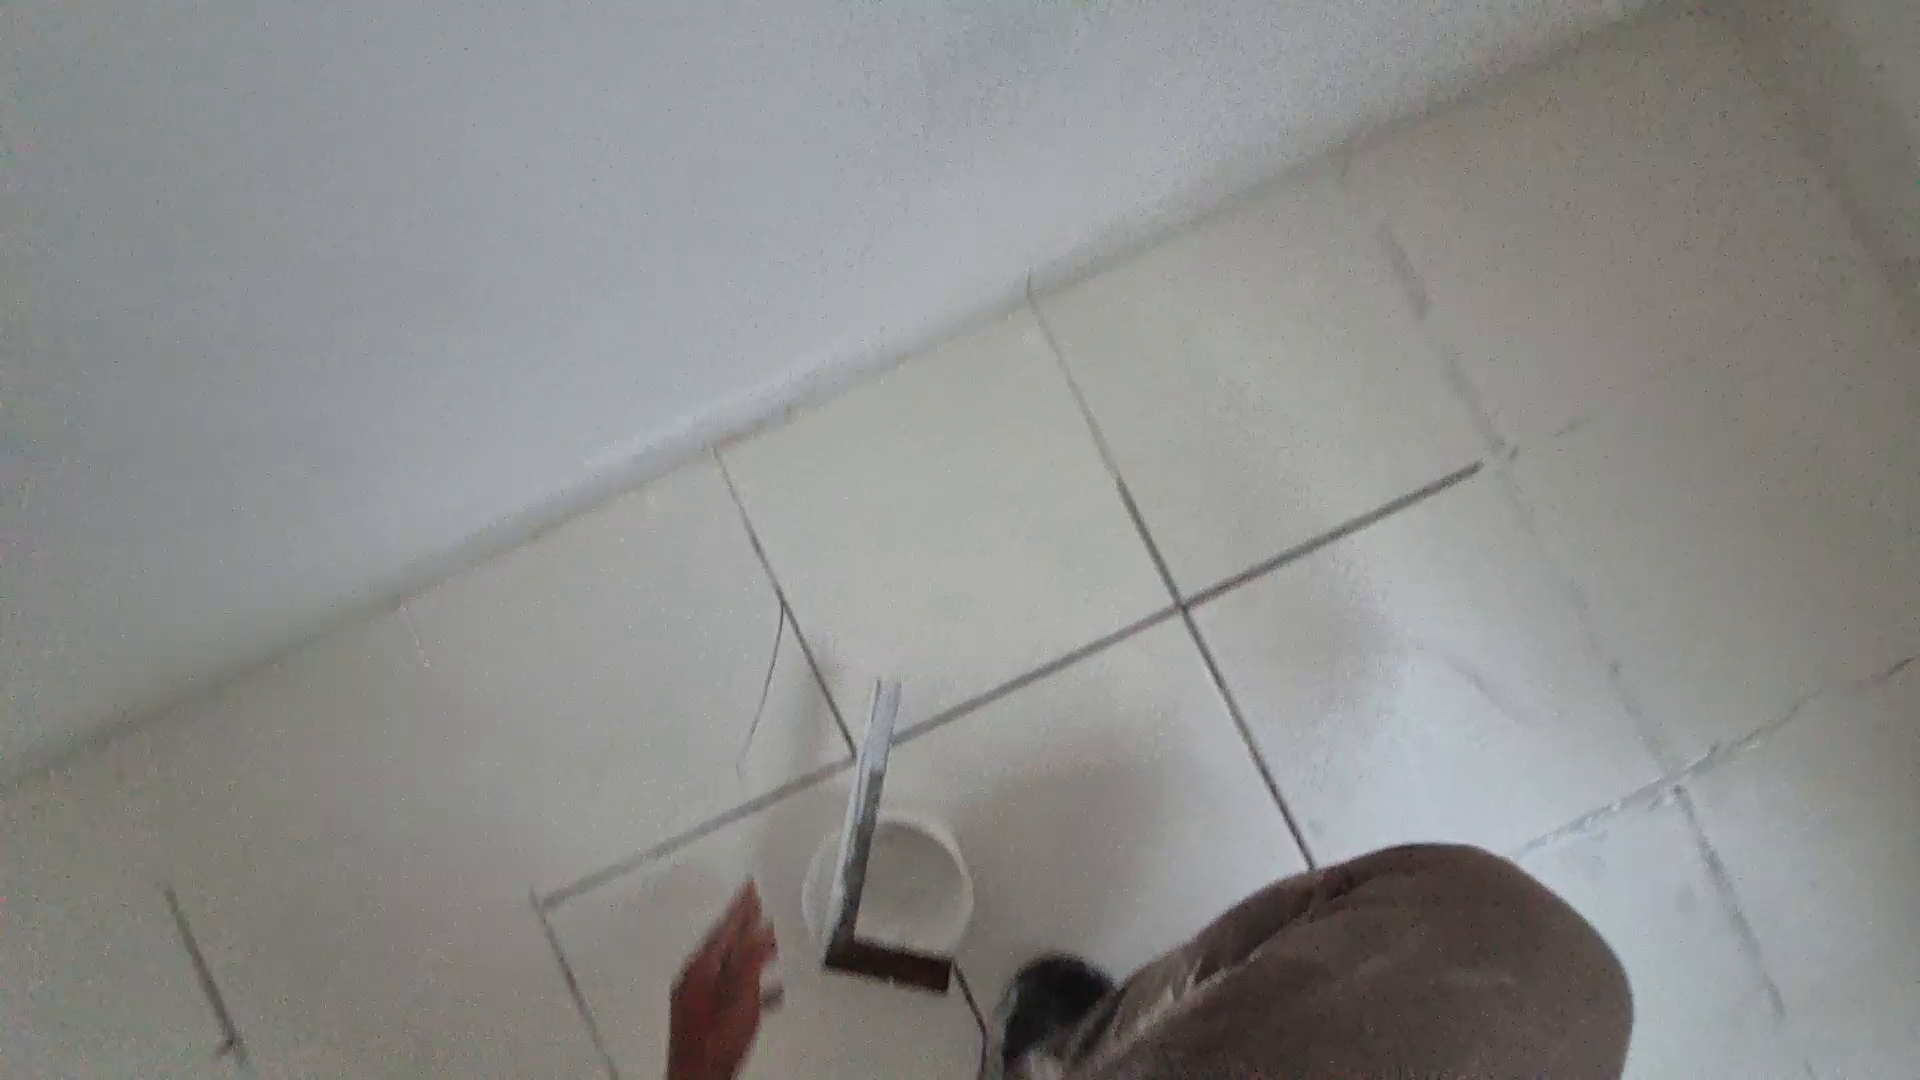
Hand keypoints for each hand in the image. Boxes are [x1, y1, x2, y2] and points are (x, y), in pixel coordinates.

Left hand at [668, 881, 779, 1079]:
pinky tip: (772, 990)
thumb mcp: (740, 990)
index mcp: (701, 966)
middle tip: (764, 907)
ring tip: (776, 945)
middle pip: (726, 944)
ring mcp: (698, 999)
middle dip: (747, 927)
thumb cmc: (719, 1035)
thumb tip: (762, 924)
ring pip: (730, 966)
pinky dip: (751, 983)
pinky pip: (732, 990)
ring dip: (753, 955)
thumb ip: (752, 956)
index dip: (741, 905)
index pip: (725, 927)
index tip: (752, 884)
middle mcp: (696, 978)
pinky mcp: (705, 1017)